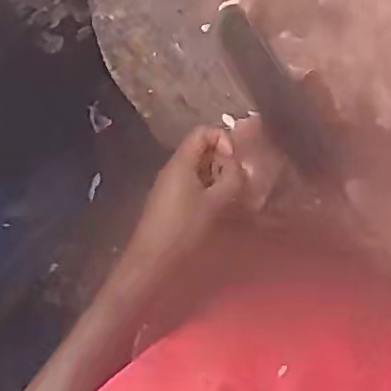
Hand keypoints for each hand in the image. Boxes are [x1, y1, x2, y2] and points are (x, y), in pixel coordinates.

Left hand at [121, 127, 246, 277]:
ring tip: (230, 195)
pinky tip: (216, 207)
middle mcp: (173, 167)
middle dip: (222, 159)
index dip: (222, 138)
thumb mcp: (215, 202)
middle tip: (236, 180)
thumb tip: (238, 168)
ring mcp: (169, 184)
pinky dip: (208, 187)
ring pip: (198, 167)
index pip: (202, 131)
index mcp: (181, 161)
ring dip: (217, 175)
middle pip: (201, 148)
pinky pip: (192, 182)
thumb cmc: (183, 227)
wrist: (151, 259)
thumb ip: (232, 180)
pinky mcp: (169, 199)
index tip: (234, 160)